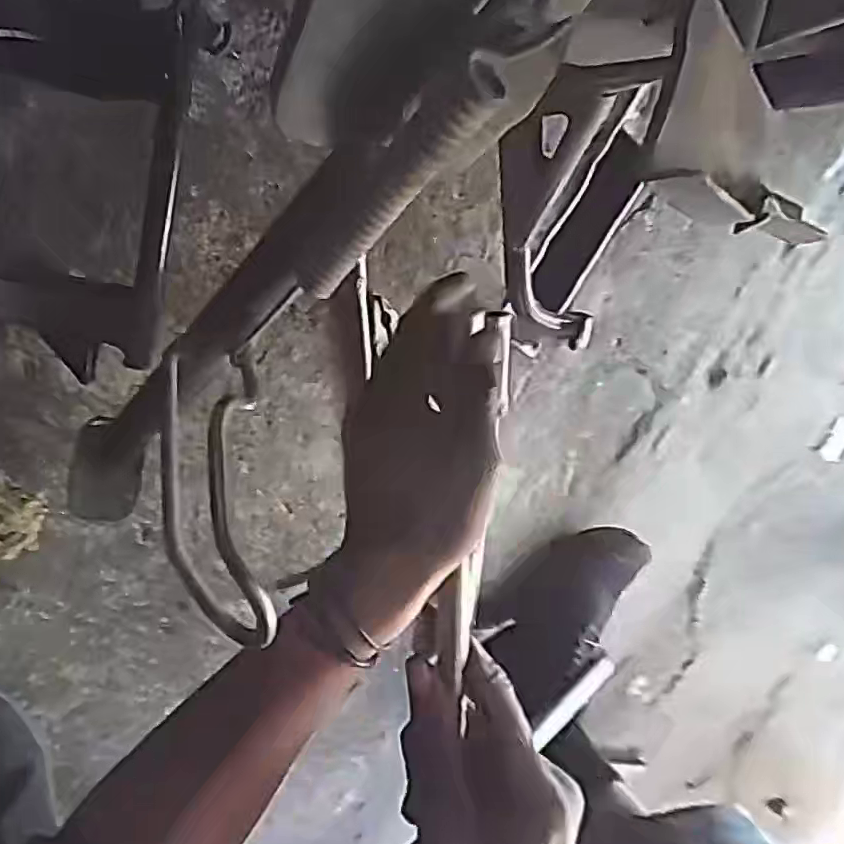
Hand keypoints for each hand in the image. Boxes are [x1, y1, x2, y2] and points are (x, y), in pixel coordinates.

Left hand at [329, 272, 502, 641]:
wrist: (387, 558)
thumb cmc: (438, 515)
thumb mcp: (476, 454)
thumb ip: (478, 390)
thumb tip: (483, 340)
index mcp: (406, 396)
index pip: (423, 329)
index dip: (443, 302)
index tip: (462, 285)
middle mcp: (377, 398)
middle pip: (402, 341)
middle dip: (429, 318)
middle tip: (458, 306)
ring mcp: (364, 417)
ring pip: (388, 362)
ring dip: (415, 342)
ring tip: (443, 334)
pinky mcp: (359, 436)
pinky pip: (380, 385)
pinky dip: (402, 369)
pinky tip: (418, 375)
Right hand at [402, 642, 582, 843]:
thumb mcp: (441, 811)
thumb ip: (431, 737)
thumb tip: (421, 670)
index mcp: (536, 780)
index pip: (497, 693)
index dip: (467, 654)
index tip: (439, 621)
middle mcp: (552, 778)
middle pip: (482, 724)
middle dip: (442, 739)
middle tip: (420, 776)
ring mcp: (550, 793)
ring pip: (482, 748)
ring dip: (447, 767)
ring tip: (429, 813)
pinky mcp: (542, 804)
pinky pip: (491, 769)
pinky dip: (462, 781)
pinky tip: (446, 816)